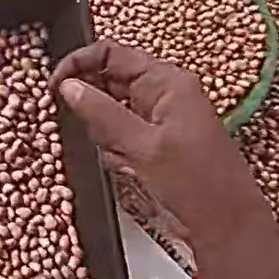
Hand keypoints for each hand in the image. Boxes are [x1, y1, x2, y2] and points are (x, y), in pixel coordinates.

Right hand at [52, 40, 278, 278]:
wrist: (226, 225)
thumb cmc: (195, 182)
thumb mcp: (142, 145)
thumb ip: (101, 113)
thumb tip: (66, 85)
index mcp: (166, 81)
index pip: (111, 53)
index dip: (78, 63)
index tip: (52, 86)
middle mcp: (160, 93)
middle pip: (106, 79)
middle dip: (86, 100)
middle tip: (70, 122)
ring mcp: (155, 118)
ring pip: (107, 108)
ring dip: (99, 128)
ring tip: (114, 152)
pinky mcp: (150, 141)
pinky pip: (115, 132)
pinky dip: (108, 145)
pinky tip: (121, 163)